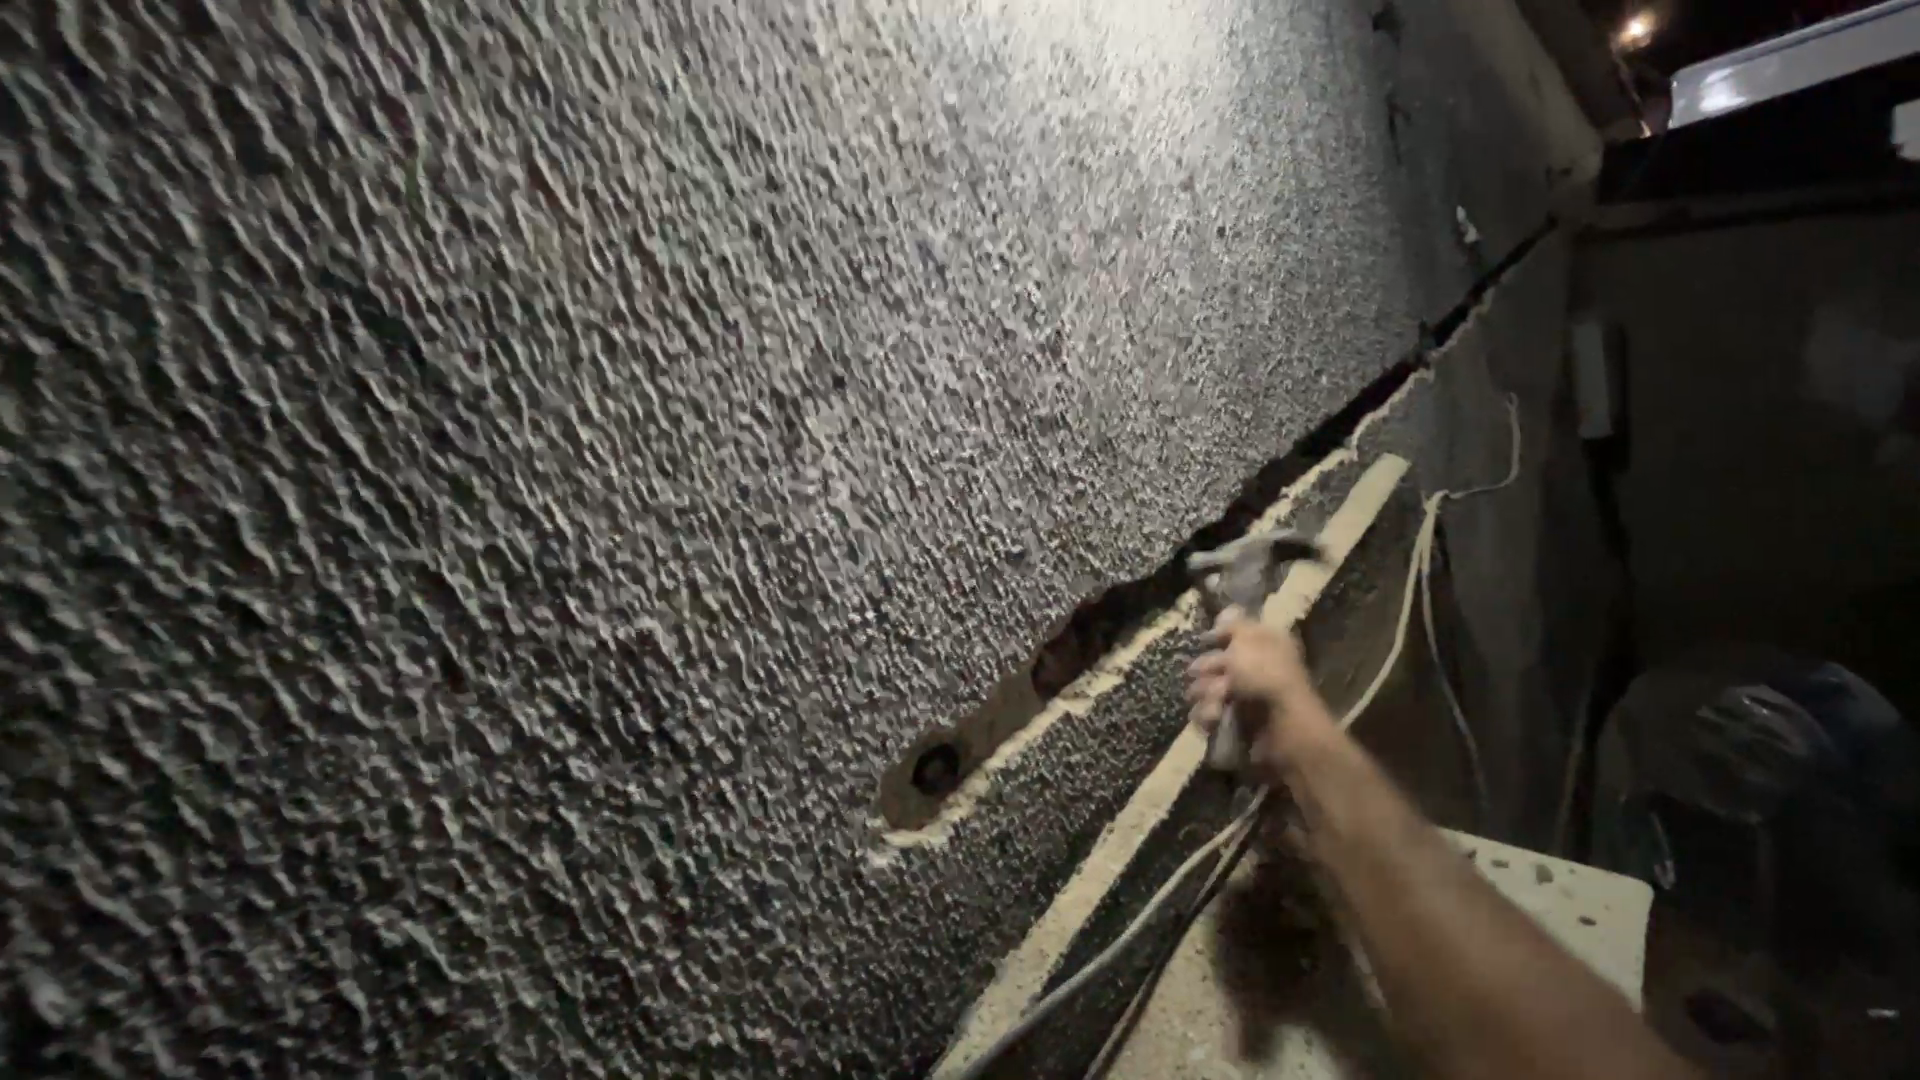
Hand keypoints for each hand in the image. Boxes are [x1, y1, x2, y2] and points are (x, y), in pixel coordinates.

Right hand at [1184, 607, 1333, 764]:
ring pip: (1206, 689)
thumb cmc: (1267, 676)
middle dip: (1206, 670)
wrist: (1284, 726)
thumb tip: (1227, 612)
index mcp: (1265, 645)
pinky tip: (1215, 718)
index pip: (1234, 634)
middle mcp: (1255, 669)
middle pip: (1214, 662)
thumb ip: (1234, 625)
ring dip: (1206, 696)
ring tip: (1216, 704)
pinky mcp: (1235, 722)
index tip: (1204, 641)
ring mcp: (1244, 697)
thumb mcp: (1249, 640)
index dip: (1217, 636)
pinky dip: (1208, 716)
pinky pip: (1209, 714)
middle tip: (1206, 676)